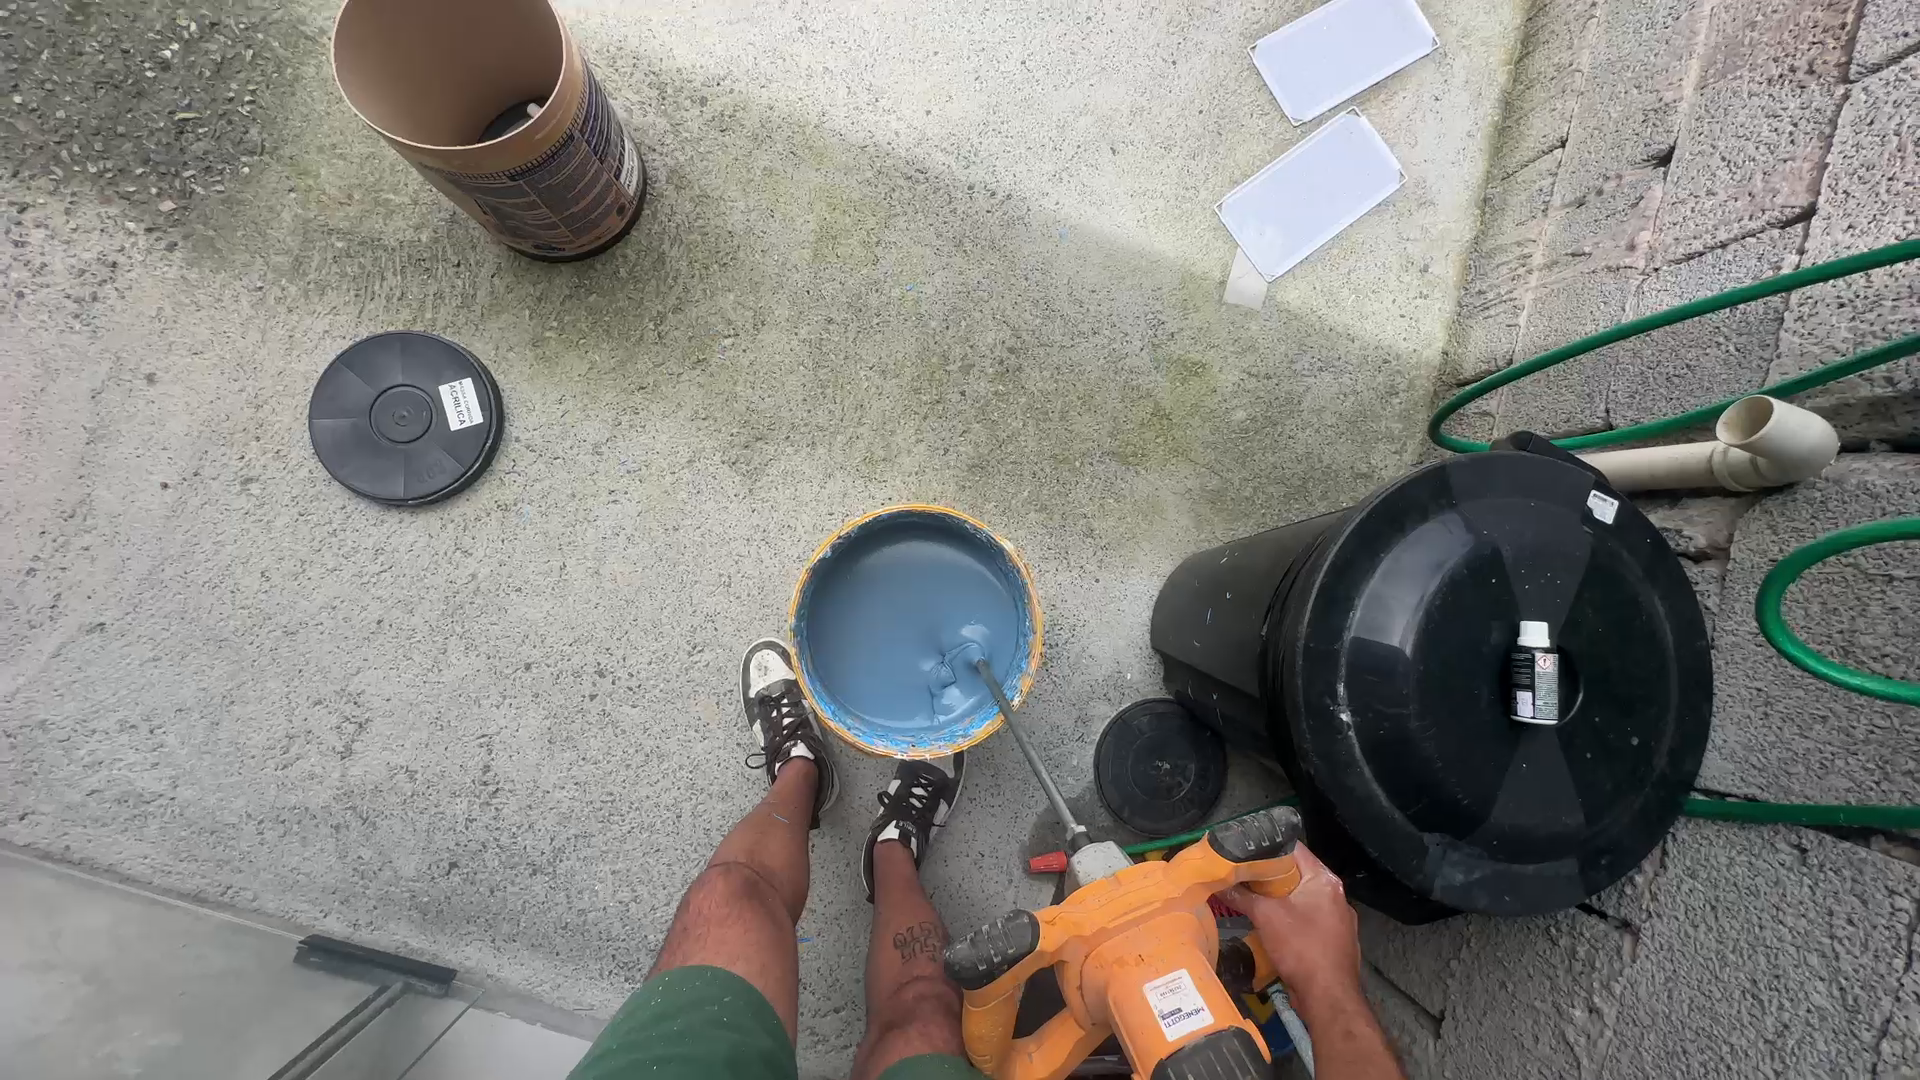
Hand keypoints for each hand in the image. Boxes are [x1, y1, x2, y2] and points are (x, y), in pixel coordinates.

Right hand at [1218, 843, 1361, 1008]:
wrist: (1329, 999)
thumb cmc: (1301, 947)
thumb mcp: (1264, 915)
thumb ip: (1240, 895)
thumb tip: (1218, 883)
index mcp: (1324, 880)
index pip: (1293, 848)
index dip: (1267, 844)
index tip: (1244, 847)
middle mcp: (1336, 896)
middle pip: (1296, 873)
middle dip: (1269, 874)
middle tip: (1241, 871)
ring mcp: (1338, 921)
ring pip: (1301, 898)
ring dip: (1278, 898)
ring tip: (1250, 895)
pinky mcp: (1334, 941)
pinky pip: (1307, 918)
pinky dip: (1289, 917)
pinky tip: (1269, 923)